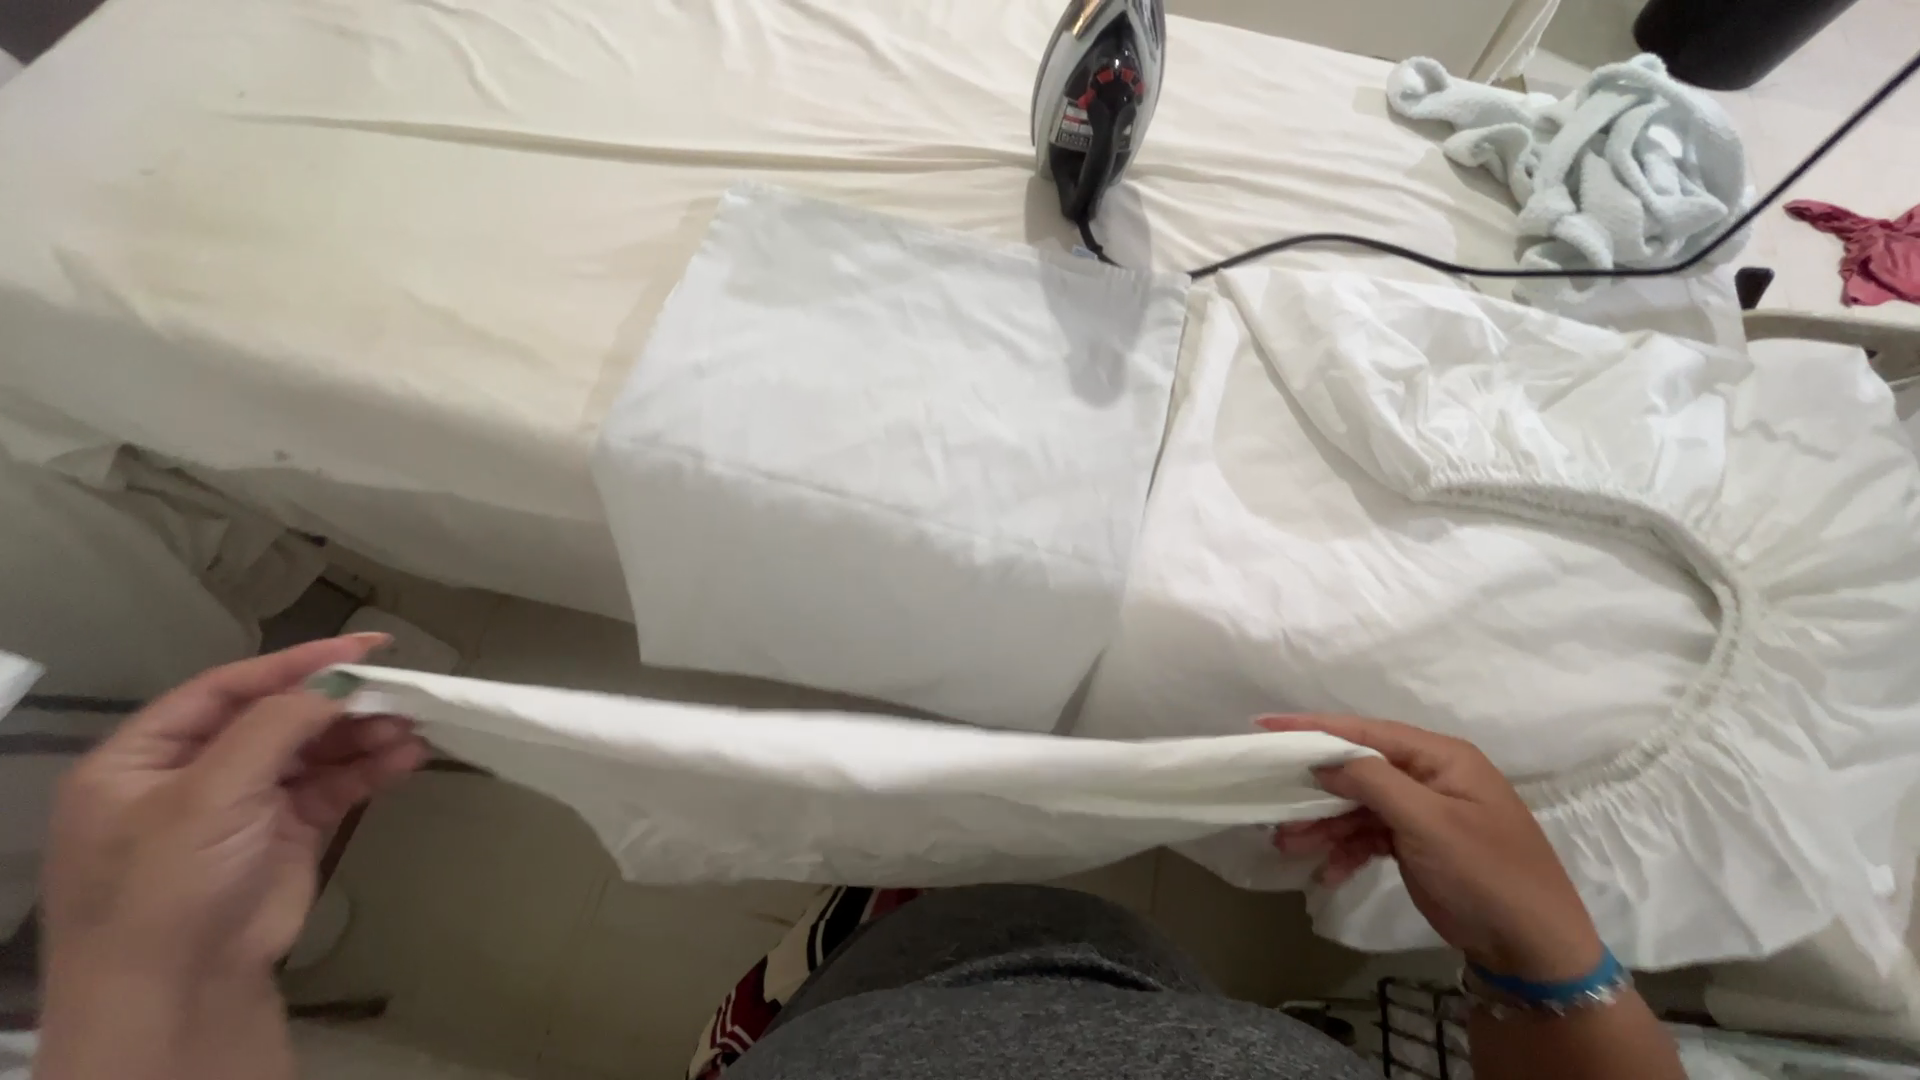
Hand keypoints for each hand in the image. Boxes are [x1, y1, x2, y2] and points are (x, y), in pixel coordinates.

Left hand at [42, 635, 428, 982]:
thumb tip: (340, 680)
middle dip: (341, 703)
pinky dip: (373, 768)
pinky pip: (337, 784)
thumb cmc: (168, 882)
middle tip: (400, 687)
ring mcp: (246, 802)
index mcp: (146, 757)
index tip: (365, 647)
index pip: (228, 689)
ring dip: (365, 734)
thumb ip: (276, 726)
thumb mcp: (208, 794)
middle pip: (280, 716)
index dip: (298, 662)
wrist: (181, 985)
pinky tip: (408, 757)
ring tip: (413, 724)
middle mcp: (196, 773)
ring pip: (317, 749)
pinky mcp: (290, 829)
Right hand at [1264, 714, 1602, 980]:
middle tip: (1273, 802)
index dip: (1313, 728)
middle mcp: (1429, 776)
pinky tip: (1327, 872)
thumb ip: (1372, 782)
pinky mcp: (1415, 844)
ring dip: (1323, 825)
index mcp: (1441, 758)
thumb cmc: (1488, 874)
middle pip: (1356, 770)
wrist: (1534, 953)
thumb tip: (1322, 761)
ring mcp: (1422, 812)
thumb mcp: (1430, 823)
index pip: (1365, 732)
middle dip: (1315, 790)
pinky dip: (1345, 850)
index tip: (1264, 726)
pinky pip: (1368, 835)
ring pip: (1356, 806)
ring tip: (1288, 845)